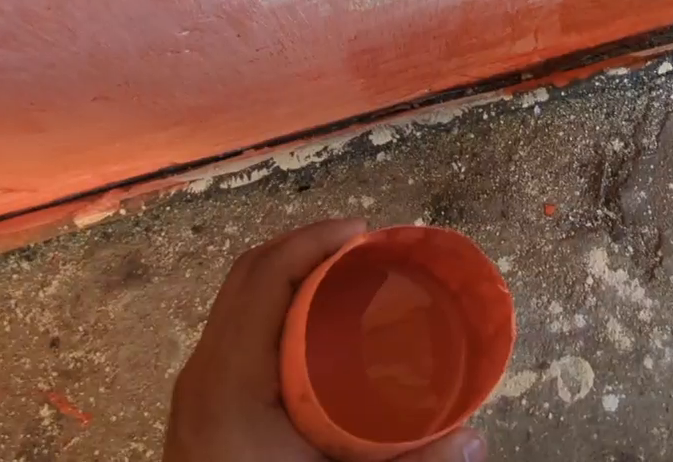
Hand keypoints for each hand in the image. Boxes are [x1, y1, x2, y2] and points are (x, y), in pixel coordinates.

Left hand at [164, 218, 486, 461]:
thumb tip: (477, 439)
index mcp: (229, 382)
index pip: (264, 277)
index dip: (312, 239)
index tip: (362, 233)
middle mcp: (203, 371)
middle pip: (249, 273)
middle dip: (305, 244)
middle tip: (360, 245)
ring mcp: (196, 384)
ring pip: (238, 294)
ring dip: (288, 268)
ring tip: (341, 270)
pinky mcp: (201, 398)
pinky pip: (235, 319)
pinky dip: (273, 297)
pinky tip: (308, 315)